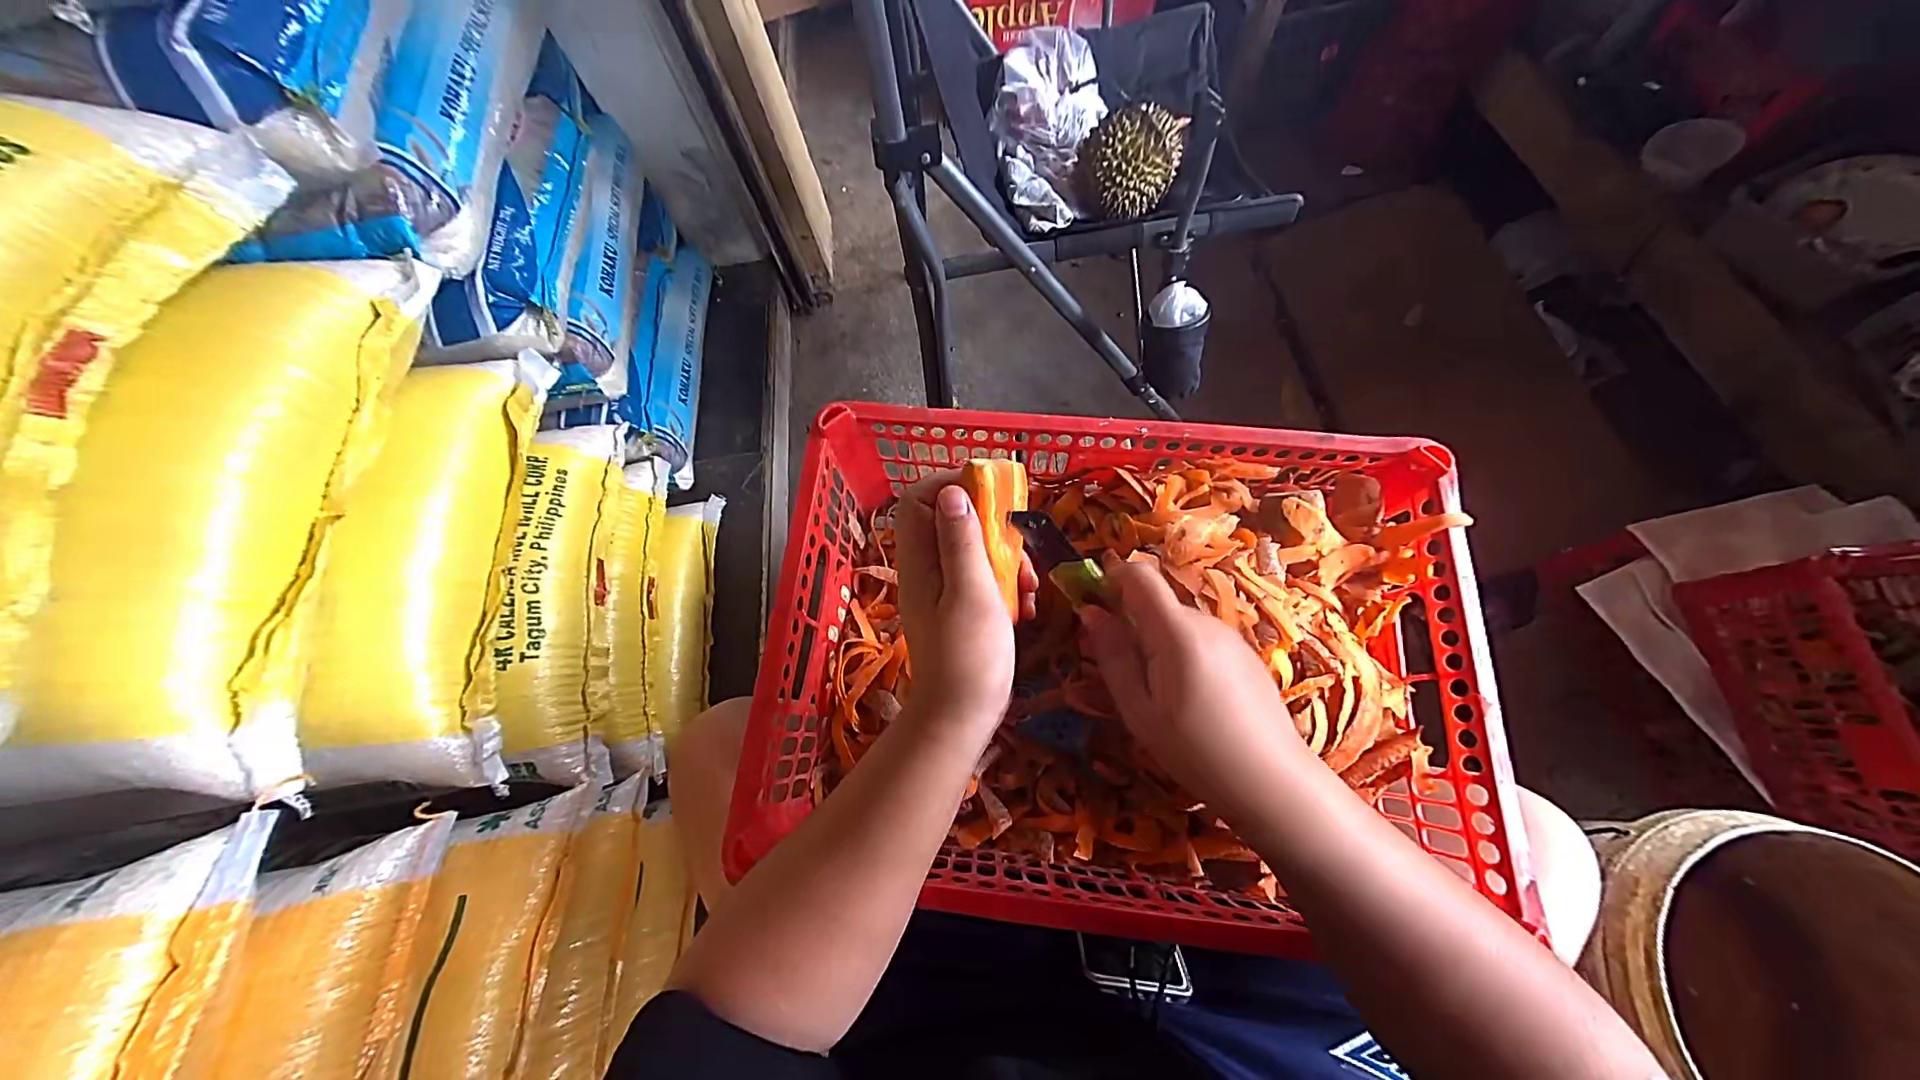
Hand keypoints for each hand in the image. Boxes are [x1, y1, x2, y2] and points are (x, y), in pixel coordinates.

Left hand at [892, 472, 1037, 735]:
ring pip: (975, 549)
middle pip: (954, 520)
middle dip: (993, 528)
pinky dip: (1006, 584)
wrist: (961, 716)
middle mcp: (926, 568)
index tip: (993, 492)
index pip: (919, 498)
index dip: (952, 484)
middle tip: (1020, 551)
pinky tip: (1024, 606)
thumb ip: (961, 540)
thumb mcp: (971, 592)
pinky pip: (982, 577)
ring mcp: (943, 588)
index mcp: (919, 560)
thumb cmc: (968, 656)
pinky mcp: (960, 607)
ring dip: (1007, 559)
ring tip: (1028, 587)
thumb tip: (952, 491)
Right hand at [1077, 556, 1307, 817]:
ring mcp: (1229, 636)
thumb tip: (1090, 611)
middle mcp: (1205, 621)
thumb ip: (1113, 655)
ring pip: (1177, 622)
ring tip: (1159, 696)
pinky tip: (1191, 700)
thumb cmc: (1194, 750)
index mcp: (1175, 631)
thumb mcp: (1138, 709)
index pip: (1139, 575)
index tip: (1094, 607)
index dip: (1111, 579)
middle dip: (1131, 624)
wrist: (1274, 783)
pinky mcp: (1244, 653)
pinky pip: (1199, 639)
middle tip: (1122, 674)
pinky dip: (1182, 654)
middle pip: (1157, 602)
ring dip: (1156, 642)